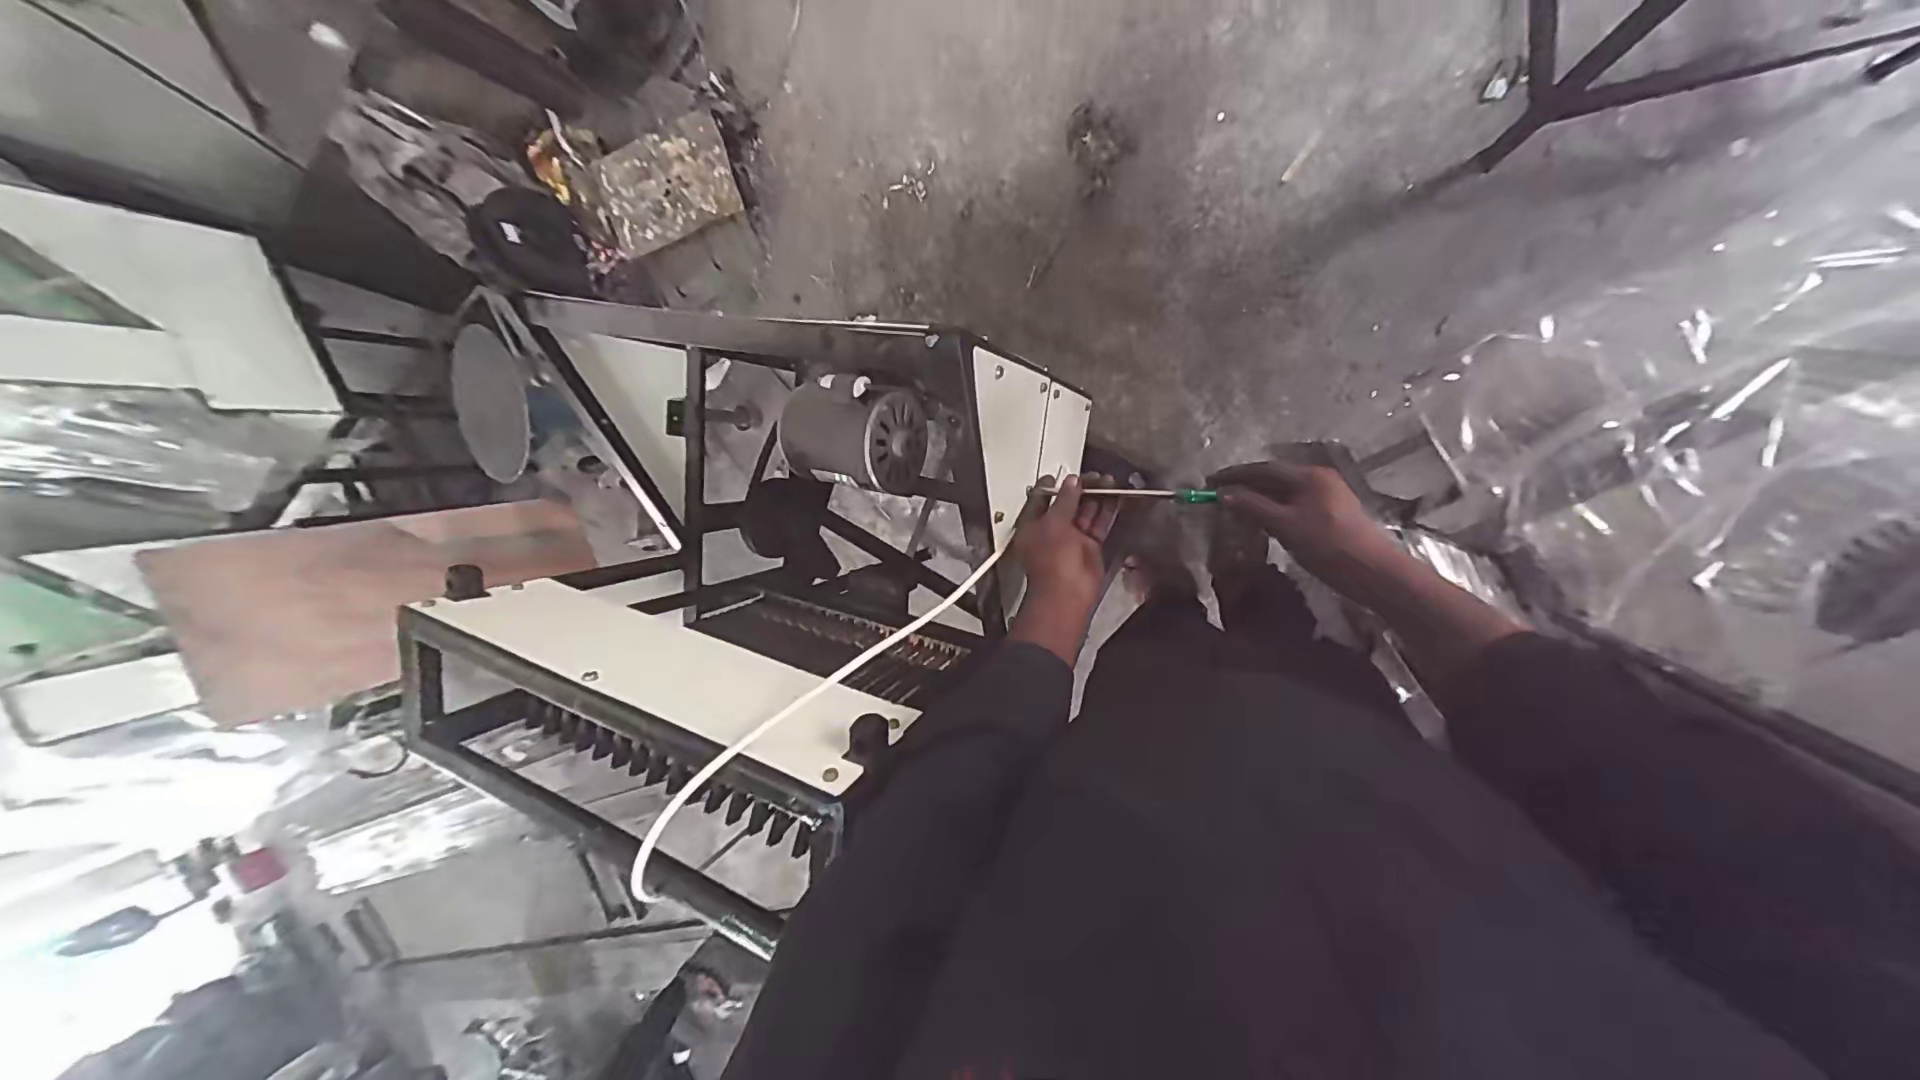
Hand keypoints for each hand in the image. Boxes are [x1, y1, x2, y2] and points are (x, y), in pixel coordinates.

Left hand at [1008, 473, 1119, 663]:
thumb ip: (1065, 500)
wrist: (1067, 593)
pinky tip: (1115, 499)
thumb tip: (1072, 483)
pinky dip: (1107, 511)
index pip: (1041, 498)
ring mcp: (1071, 539)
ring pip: (1085, 512)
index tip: (1063, 474)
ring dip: (1097, 497)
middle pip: (1067, 503)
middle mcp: (1051, 531)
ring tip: (1109, 482)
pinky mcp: (1089, 547)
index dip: (1053, 485)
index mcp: (1033, 525)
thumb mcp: (1054, 522)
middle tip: (1094, 476)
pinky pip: (1098, 525)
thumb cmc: (1052, 562)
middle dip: (1081, 489)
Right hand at [1212, 462, 1406, 599]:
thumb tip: (1224, 493)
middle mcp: (1319, 478)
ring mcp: (1327, 495)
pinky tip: (1261, 518)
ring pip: (1284, 491)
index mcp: (1309, 475)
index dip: (1234, 474)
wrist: (1373, 572)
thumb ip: (1252, 507)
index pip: (1264, 468)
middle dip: (1245, 484)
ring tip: (1234, 506)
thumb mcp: (1284, 525)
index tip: (1209, 481)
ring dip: (1258, 496)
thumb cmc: (1327, 545)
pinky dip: (1272, 506)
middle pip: (1274, 476)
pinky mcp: (1330, 512)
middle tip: (1218, 493)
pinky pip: (1293, 502)